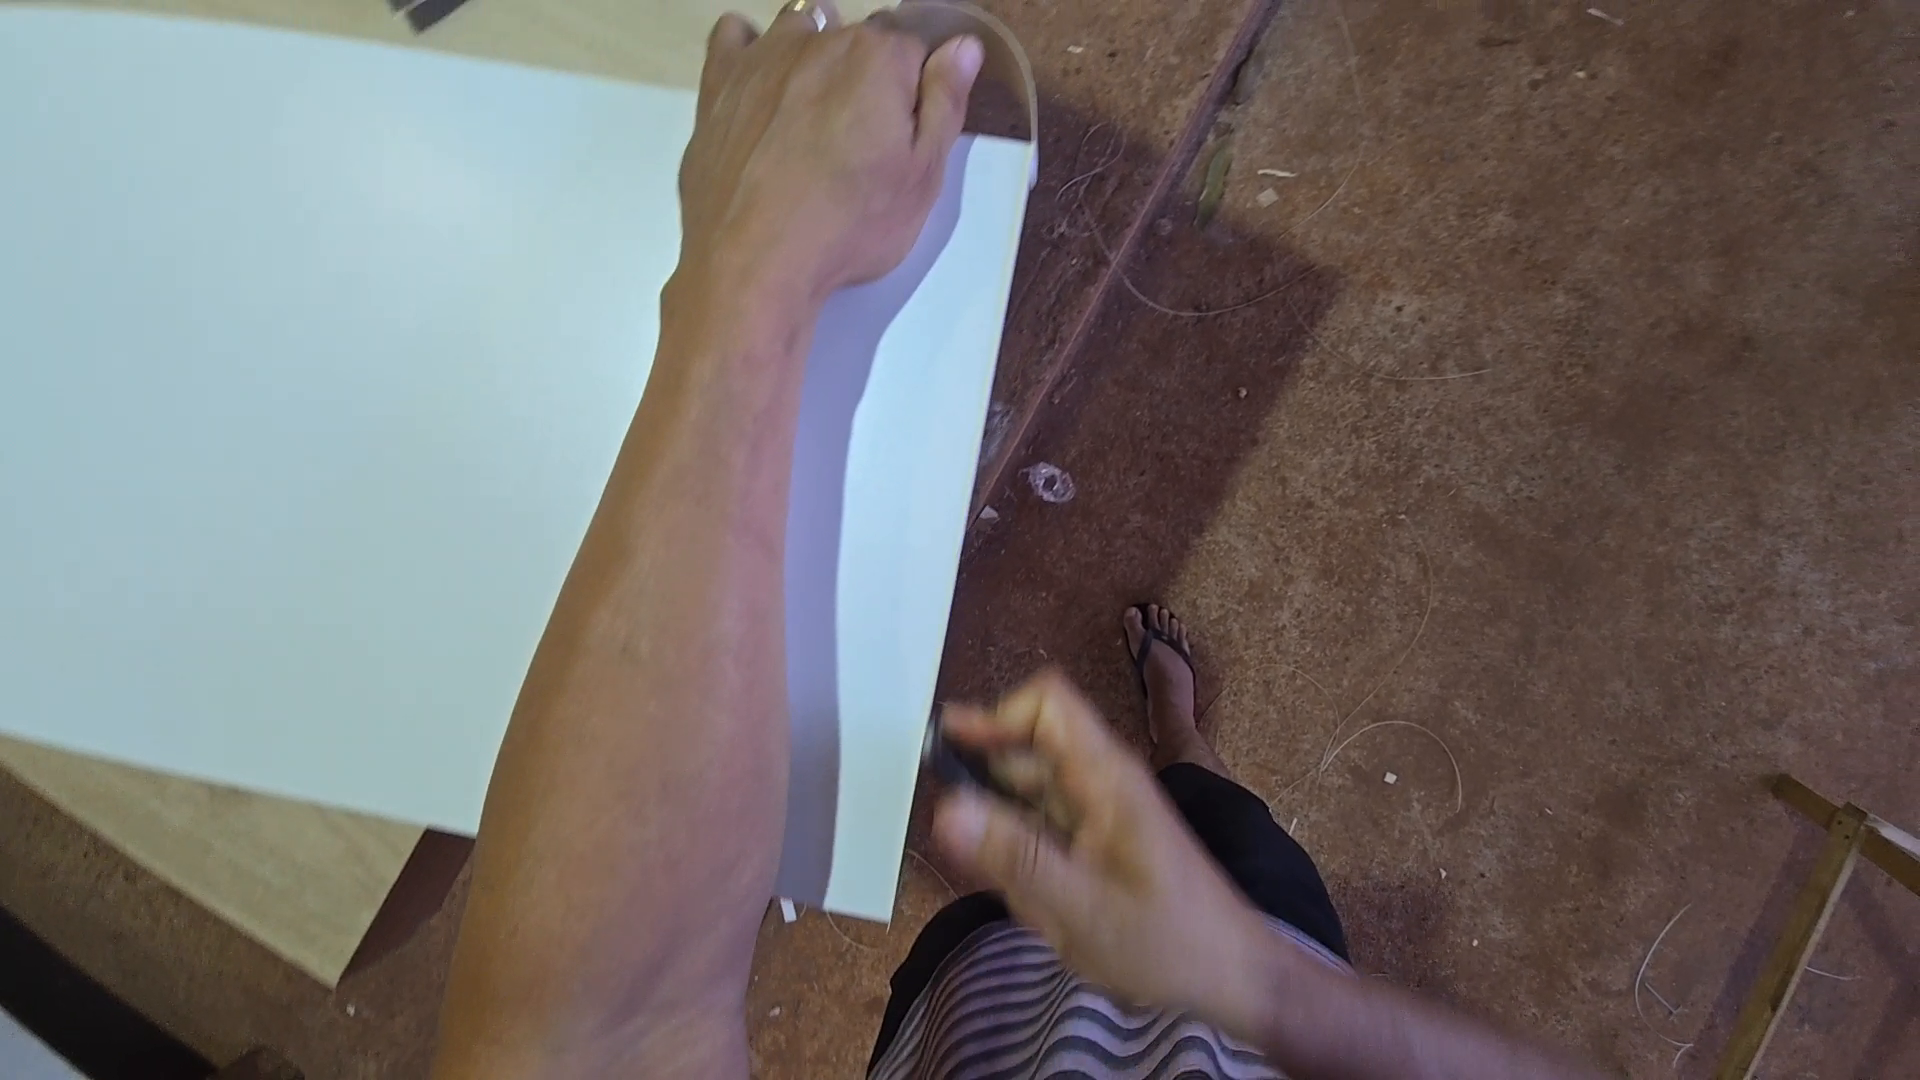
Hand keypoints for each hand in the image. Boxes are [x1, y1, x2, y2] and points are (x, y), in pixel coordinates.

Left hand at [677, 4, 983, 312]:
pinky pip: (737, 36)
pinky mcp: (719, 82)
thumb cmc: (851, 226)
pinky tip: (763, 88)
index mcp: (880, 58)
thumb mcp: (921, 180)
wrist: (756, 260)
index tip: (908, 133)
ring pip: (802, 29)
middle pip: (858, 39)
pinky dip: (754, 52)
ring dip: (817, 55)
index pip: (914, 48)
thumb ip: (946, 105)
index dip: (917, 90)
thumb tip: (964, 46)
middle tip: (863, 141)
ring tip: (816, 114)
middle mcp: (822, 40)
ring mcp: (764, 56)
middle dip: (869, 77)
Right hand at [932, 670, 1295, 1028]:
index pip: (1047, 702)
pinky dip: (1023, 849)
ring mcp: (1098, 805)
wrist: (1234, 977)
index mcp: (1104, 773)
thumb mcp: (1081, 907)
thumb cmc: (1167, 940)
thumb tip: (944, 809)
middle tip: (955, 830)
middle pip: (1028, 745)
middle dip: (987, 782)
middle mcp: (1099, 777)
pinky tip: (1029, 897)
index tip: (954, 751)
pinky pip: (1043, 822)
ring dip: (1003, 826)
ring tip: (1002, 881)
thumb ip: (1012, 857)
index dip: (998, 715)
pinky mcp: (1096, 834)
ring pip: (1029, 789)